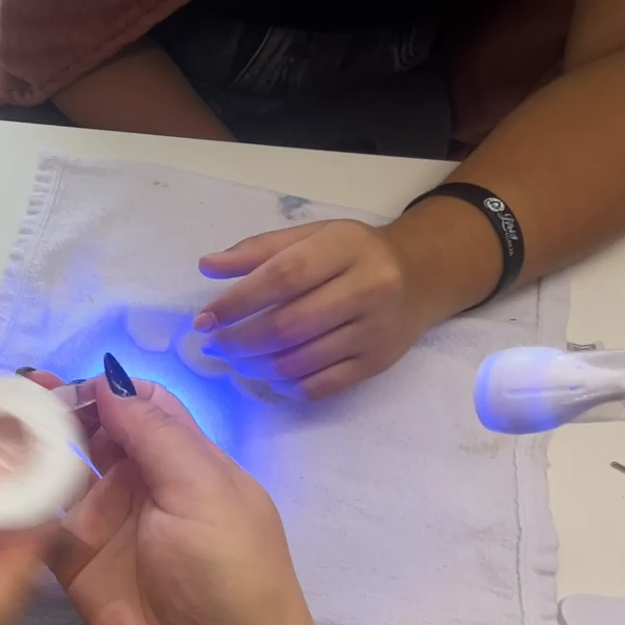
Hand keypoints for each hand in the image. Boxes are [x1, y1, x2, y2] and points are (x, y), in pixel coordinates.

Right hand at [24, 369, 328, 624]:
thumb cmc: (226, 572)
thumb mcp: (203, 492)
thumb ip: (154, 434)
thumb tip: (107, 378)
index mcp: (183, 459)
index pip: (140, 405)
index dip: (104, 389)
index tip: (62, 387)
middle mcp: (140, 483)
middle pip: (92, 432)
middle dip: (56, 412)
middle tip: (7, 402)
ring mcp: (104, 520)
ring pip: (60, 472)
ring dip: (28, 451)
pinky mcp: (72, 558)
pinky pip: (37, 522)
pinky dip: (11, 504)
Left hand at [192, 220, 432, 399]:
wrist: (421, 275)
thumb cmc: (349, 255)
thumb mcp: (309, 237)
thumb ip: (256, 250)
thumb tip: (207, 264)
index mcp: (346, 248)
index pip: (281, 278)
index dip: (236, 303)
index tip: (203, 320)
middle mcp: (369, 288)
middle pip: (286, 327)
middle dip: (238, 342)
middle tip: (214, 345)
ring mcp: (375, 330)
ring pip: (298, 362)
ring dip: (254, 366)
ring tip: (237, 359)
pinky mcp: (376, 363)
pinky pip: (318, 386)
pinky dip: (284, 385)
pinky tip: (269, 373)